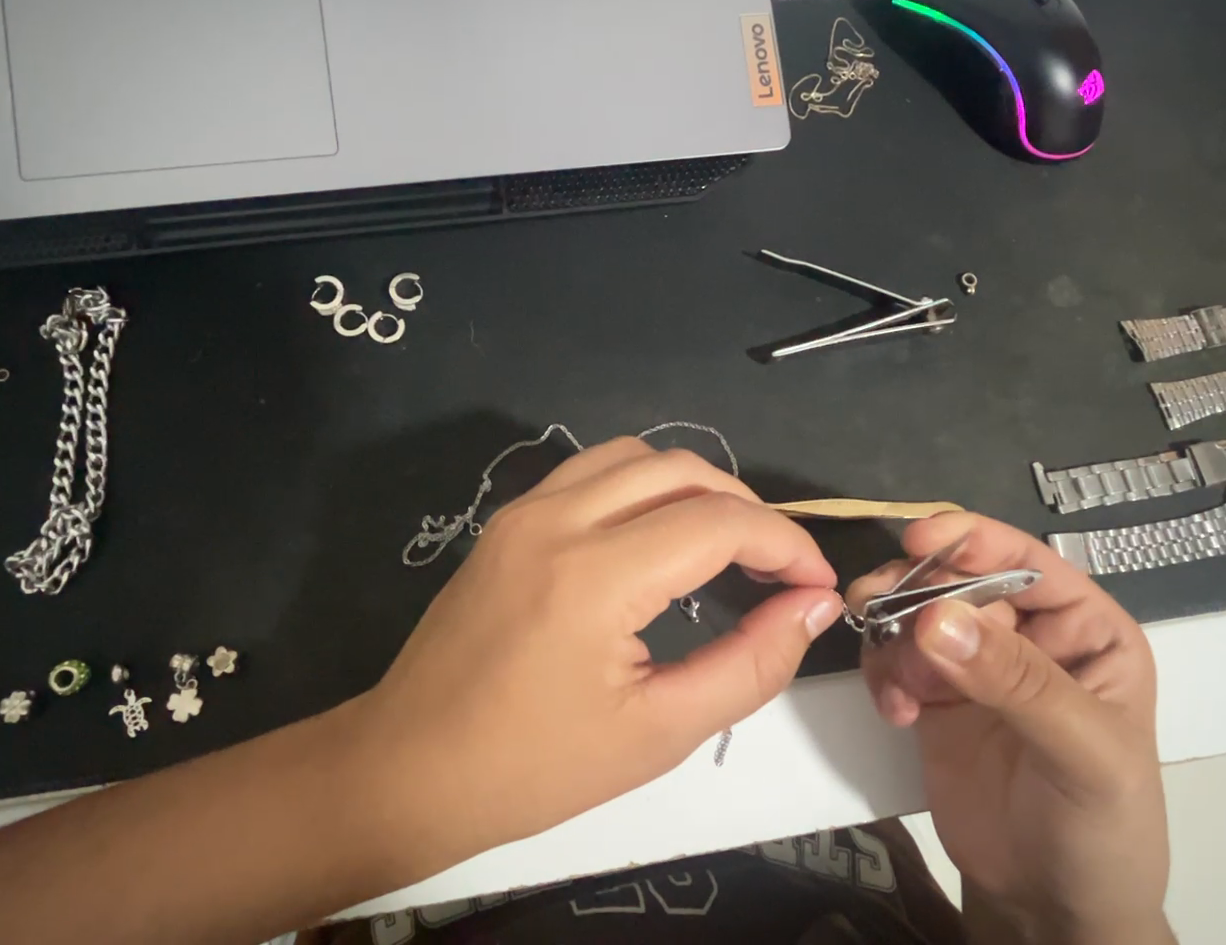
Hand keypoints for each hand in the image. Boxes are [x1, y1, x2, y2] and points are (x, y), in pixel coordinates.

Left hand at [358, 438, 844, 871]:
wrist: (408, 768)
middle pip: (682, 469)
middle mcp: (557, 518)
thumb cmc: (534, 768)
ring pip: (634, 456)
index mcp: (595, 574)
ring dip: (694, 487)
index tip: (817, 585)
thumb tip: (814, 606)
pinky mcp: (507, 520)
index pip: (719, 522)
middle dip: (747, 508)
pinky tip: (656, 536)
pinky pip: (591, 471)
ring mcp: (524, 510)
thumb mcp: (659, 732)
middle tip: (779, 568)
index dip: (785, 544)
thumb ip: (750, 665)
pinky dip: (642, 485)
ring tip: (726, 545)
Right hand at [847, 514, 1171, 944]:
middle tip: (870, 604)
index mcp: (1082, 628)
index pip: (1024, 560)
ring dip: (889, 634)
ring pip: (913, 612)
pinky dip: (882, 675)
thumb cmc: (1100, 827)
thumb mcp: (1082, 752)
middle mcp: (1025, 633)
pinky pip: (891, 657)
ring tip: (892, 681)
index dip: (972, 540)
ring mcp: (972, 662)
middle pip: (953, 578)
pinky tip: (896, 715)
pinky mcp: (931, 693)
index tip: (915, 541)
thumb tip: (933, 616)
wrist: (1050, 906)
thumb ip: (1015, 680)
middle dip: (911, 588)